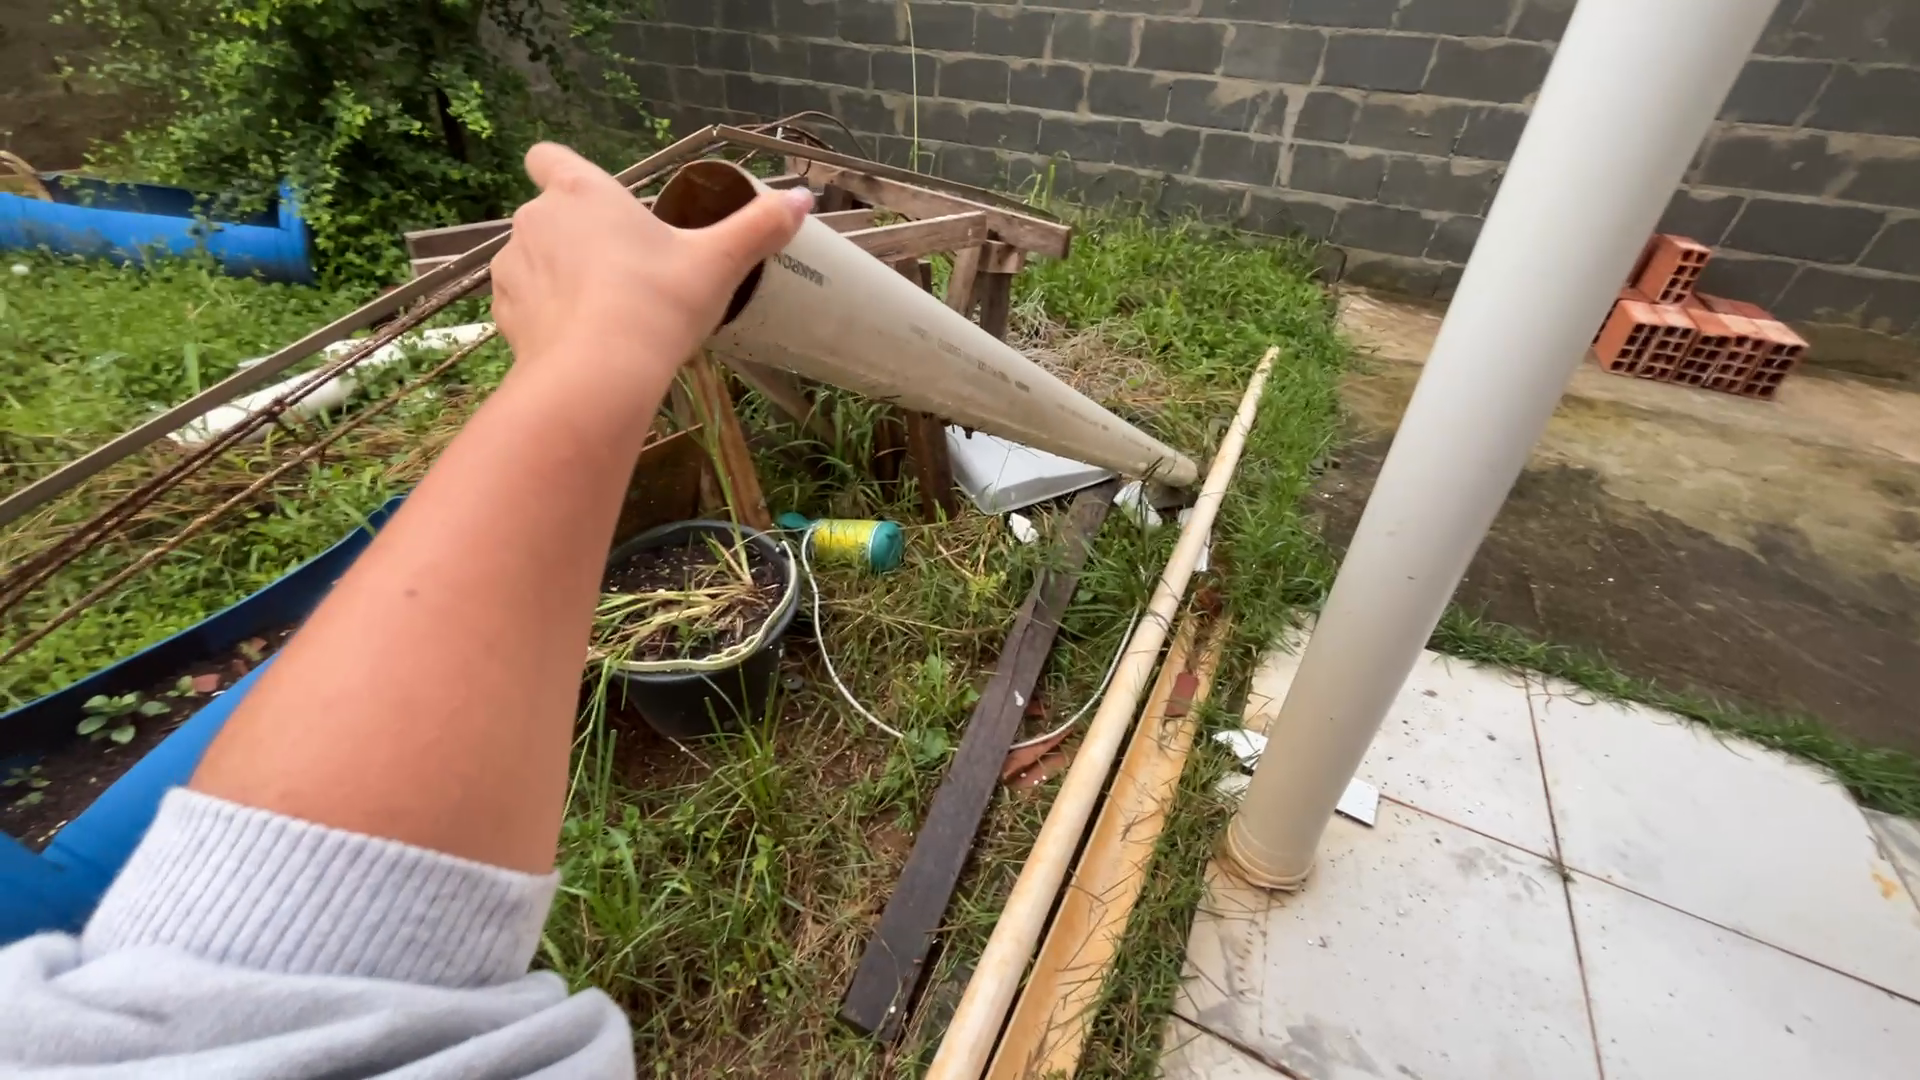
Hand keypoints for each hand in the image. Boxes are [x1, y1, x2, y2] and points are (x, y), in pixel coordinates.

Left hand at [490, 142, 812, 401]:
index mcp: (582, 193)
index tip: (598, 207)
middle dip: (580, 241)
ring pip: (536, 262)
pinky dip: (548, 318)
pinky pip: (525, 305)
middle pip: (551, 216)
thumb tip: (803, 199)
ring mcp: (513, 266)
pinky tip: (582, 342)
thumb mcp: (719, 264)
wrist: (602, 373)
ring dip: (561, 279)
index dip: (567, 174)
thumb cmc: (660, 302)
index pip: (549, 159)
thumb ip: (758, 229)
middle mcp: (536, 218)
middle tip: (627, 278)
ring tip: (605, 316)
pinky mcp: (505, 313)